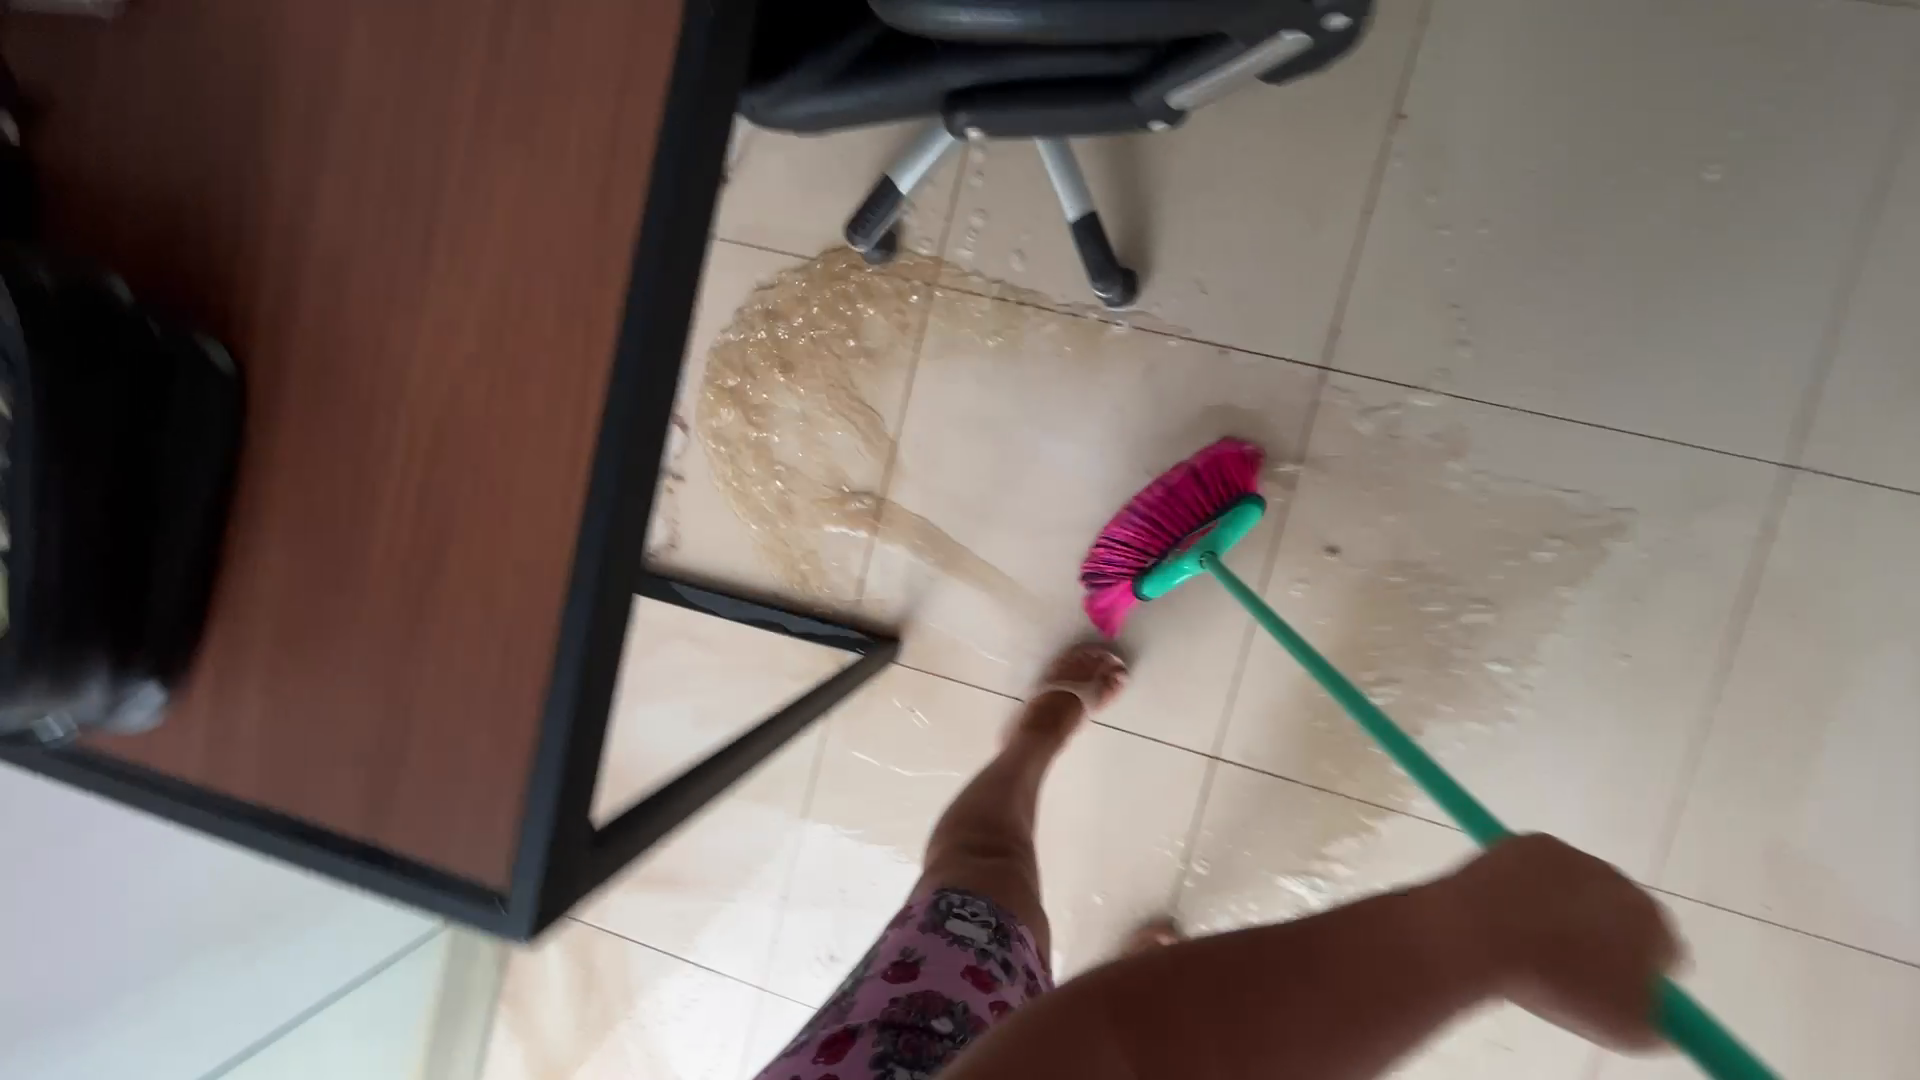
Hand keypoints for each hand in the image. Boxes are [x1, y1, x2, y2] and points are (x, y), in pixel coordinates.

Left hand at [1434, 834, 1682, 1051]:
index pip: (1664, 951)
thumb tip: (1651, 1006)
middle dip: (1602, 932)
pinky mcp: (1528, 841)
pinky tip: (1512, 904)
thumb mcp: (1625, 1028)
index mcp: (1654, 924)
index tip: (1612, 983)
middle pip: (1620, 912)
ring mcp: (1570, 855)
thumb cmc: (1555, 984)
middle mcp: (1619, 880)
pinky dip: (1530, 882)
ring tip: (1531, 932)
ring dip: (1565, 904)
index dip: (1640, 970)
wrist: (1477, 934)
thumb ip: (1655, 1017)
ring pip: (1579, 887)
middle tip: (1567, 958)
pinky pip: (1540, 868)